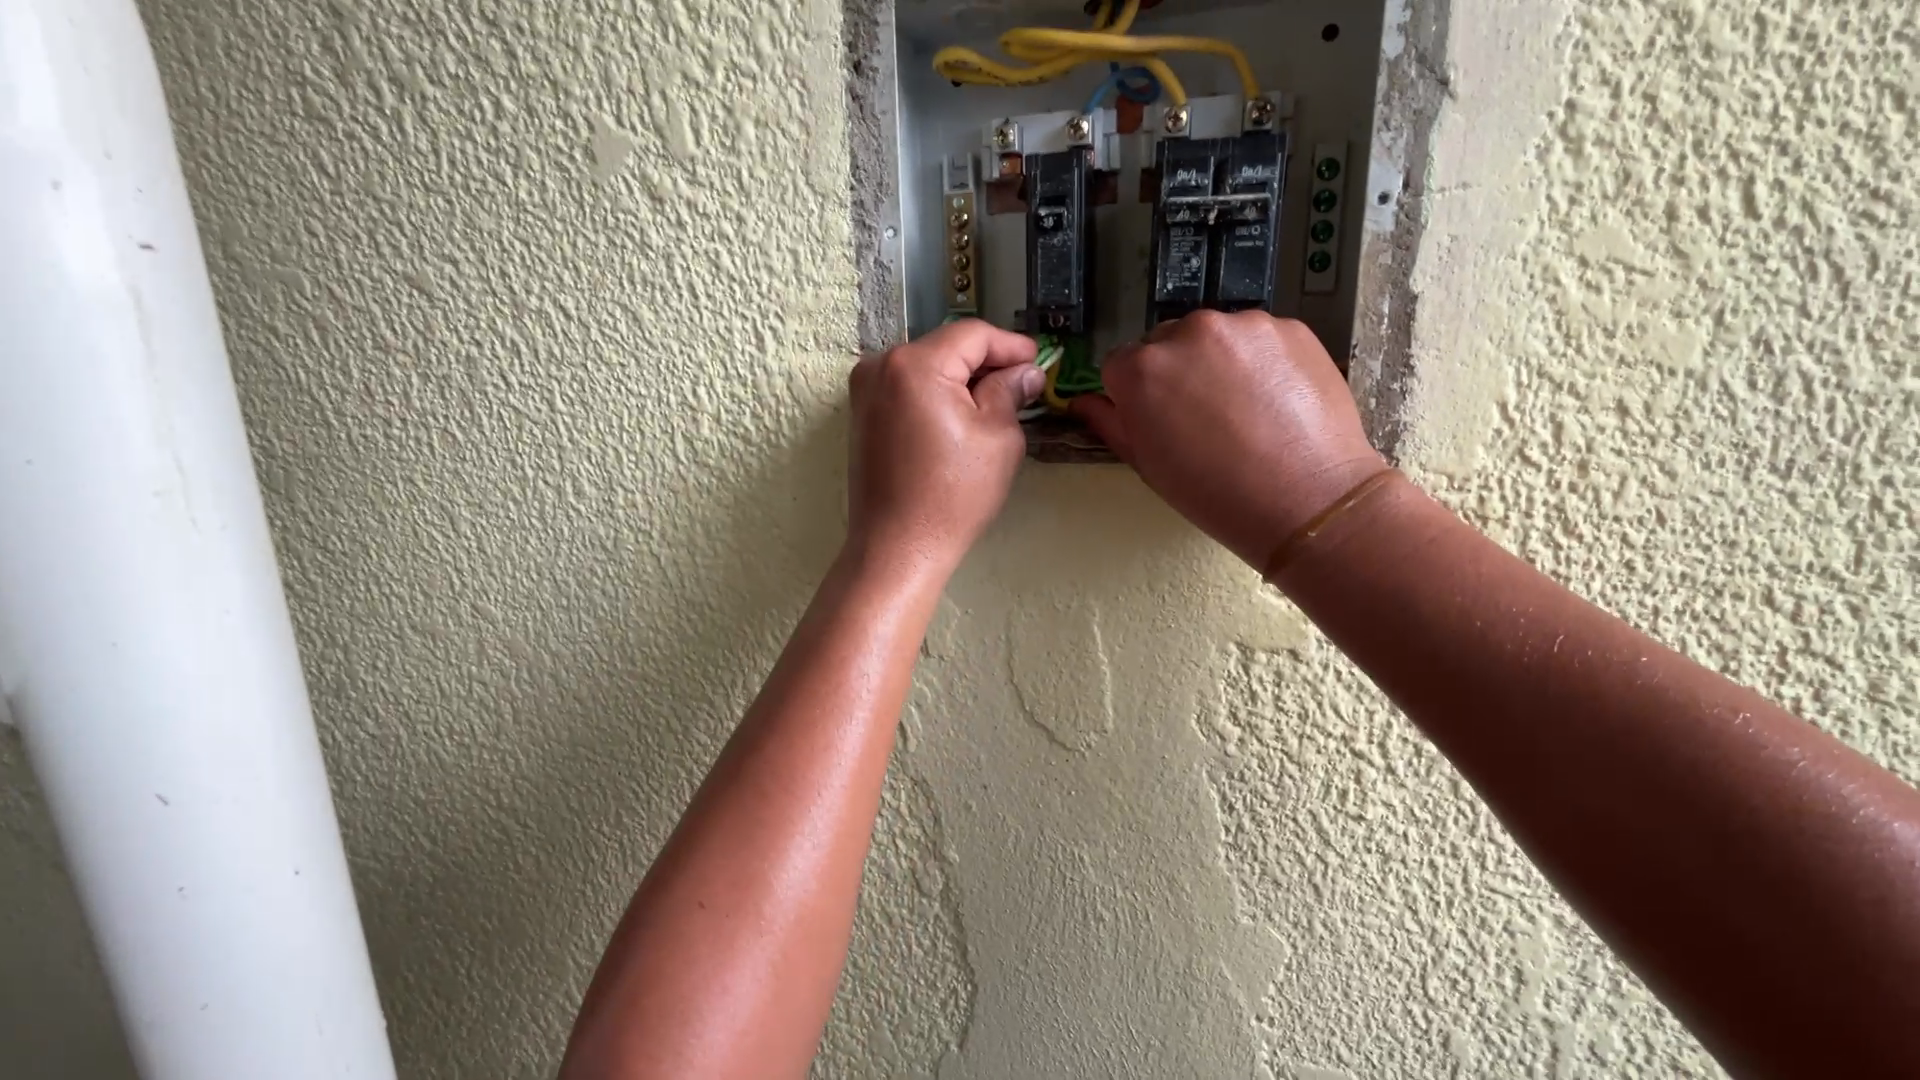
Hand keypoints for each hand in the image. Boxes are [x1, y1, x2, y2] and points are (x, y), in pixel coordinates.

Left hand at [846, 319, 1042, 574]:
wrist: (898, 547)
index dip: (1010, 345)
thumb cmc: (952, 495)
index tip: (1038, 359)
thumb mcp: (998, 437)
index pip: (972, 335)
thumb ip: (1010, 392)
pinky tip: (961, 416)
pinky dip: (936, 394)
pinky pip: (907, 388)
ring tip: (996, 402)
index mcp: (915, 365)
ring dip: (960, 378)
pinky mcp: (862, 415)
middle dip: (985, 362)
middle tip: (1022, 383)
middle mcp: (881, 366)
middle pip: (946, 347)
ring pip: (926, 366)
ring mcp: (865, 390)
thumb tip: (1024, 372)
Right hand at [1071, 311, 1384, 569]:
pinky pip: (1260, 337)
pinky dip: (1262, 360)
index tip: (1158, 418)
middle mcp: (1187, 333)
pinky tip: (1275, 399)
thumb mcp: (1148, 465)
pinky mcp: (1289, 326)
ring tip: (1244, 409)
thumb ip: (1110, 423)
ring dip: (1219, 361)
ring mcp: (1242, 324)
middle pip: (1166, 342)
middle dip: (1177, 371)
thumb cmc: (1215, 493)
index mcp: (1142, 368)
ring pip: (1215, 336)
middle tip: (1203, 416)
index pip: (1120, 364)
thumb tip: (1083, 402)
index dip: (1136, 393)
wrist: (1307, 500)